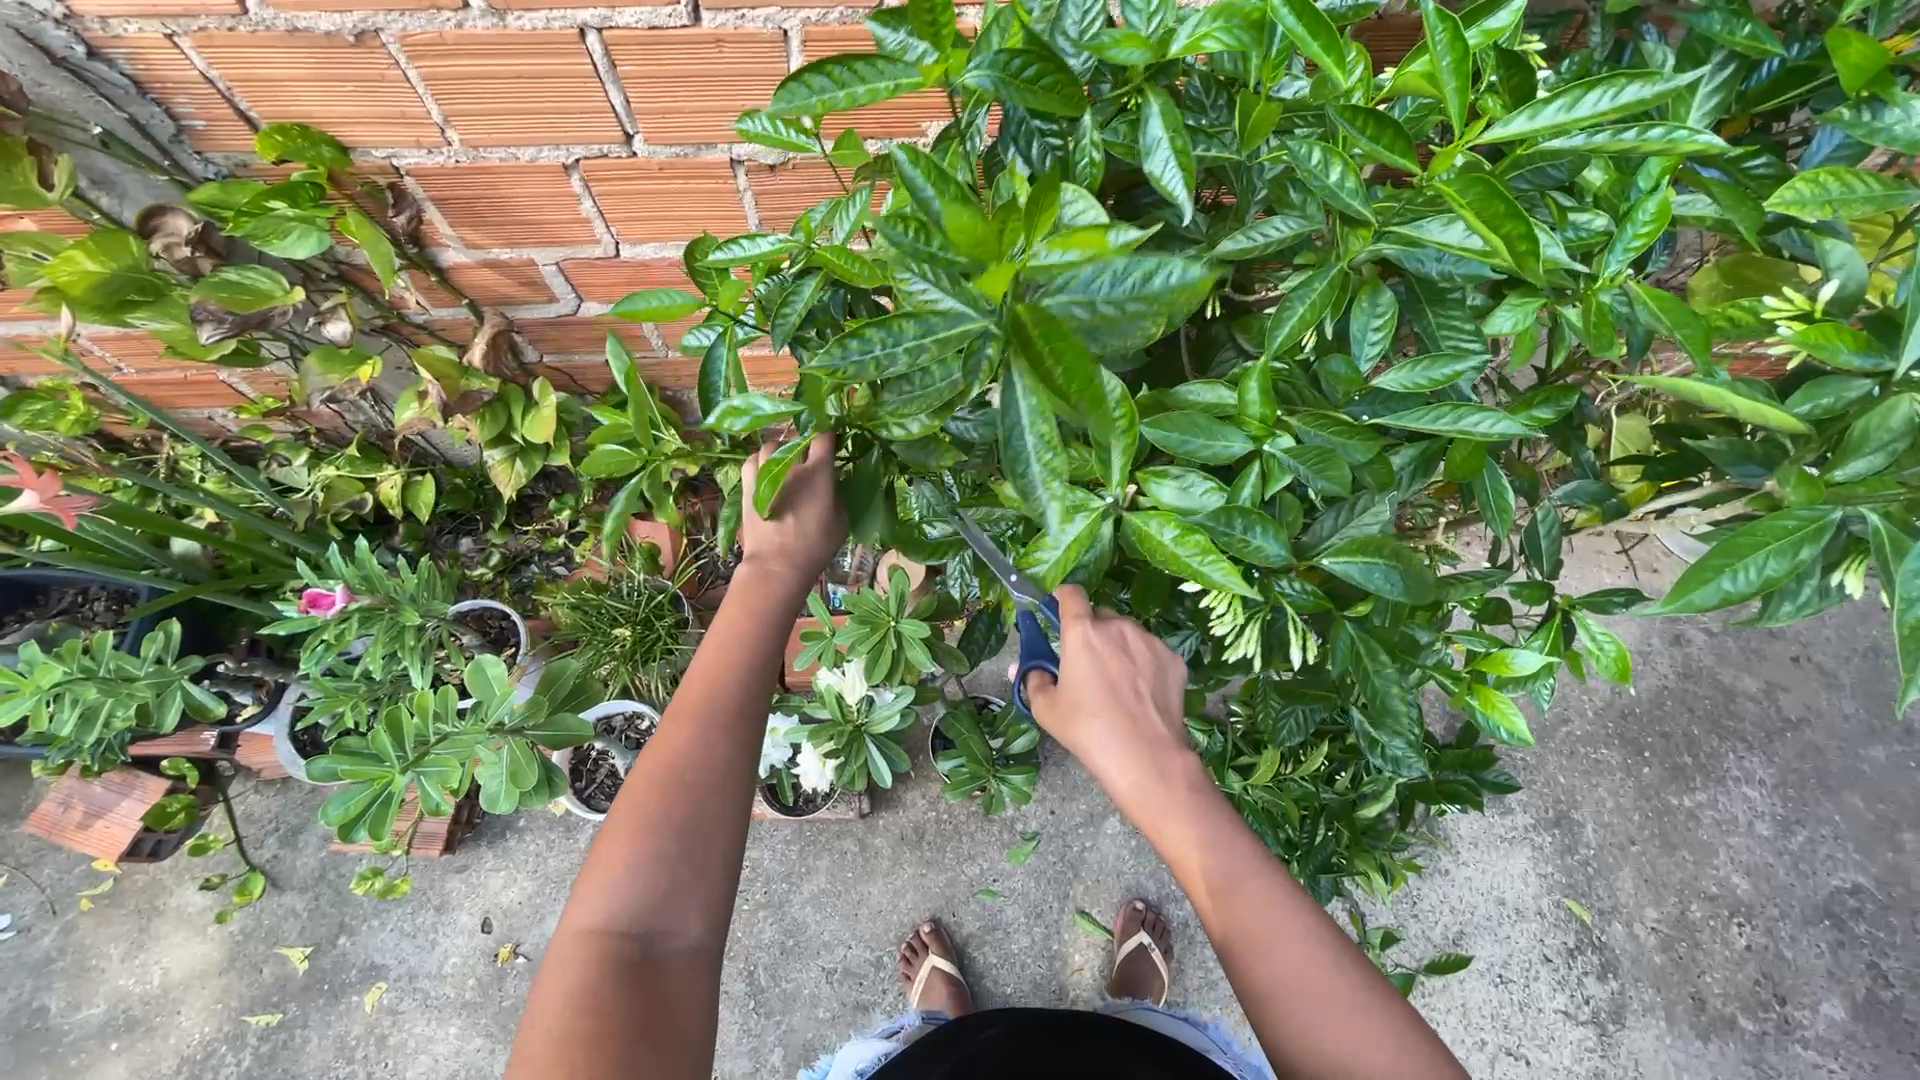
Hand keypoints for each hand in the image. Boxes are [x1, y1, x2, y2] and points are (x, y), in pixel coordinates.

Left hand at [738, 429, 845, 591]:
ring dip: (780, 449)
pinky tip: (764, 469)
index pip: (824, 437)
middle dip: (804, 441)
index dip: (828, 436)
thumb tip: (832, 485)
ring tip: (784, 459)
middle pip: (796, 438)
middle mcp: (791, 466)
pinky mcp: (748, 486)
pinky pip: (752, 460)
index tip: (832, 442)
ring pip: (771, 446)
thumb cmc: (815, 546)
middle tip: (809, 454)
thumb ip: (837, 496)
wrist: (777, 564)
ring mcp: (765, 474)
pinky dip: (759, 460)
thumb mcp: (840, 522)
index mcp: (818, 472)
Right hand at [1022, 586, 1198, 806]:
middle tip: (1088, 663)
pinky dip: (1144, 663)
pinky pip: (1151, 651)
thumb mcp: (1047, 710)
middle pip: (1100, 616)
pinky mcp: (1173, 658)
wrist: (1145, 754)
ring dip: (1119, 646)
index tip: (1059, 607)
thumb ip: (1033, 680)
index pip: (1071, 594)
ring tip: (1118, 682)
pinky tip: (1141, 692)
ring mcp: (1149, 640)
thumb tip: (1025, 668)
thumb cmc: (1088, 730)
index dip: (1063, 597)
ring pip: (1128, 633)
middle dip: (1092, 632)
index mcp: (1082, 633)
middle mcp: (1117, 626)